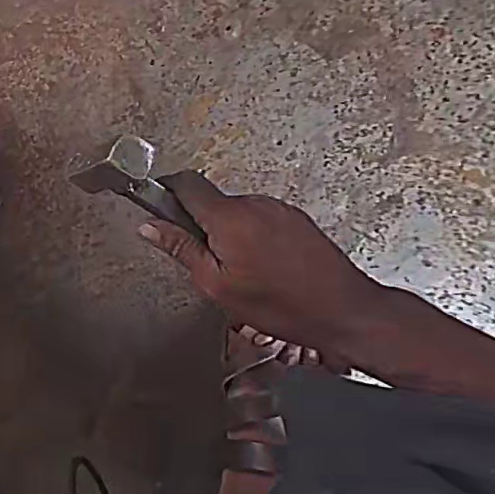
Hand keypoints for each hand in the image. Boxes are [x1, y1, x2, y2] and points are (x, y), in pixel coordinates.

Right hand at [137, 172, 387, 355]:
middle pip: (212, 200)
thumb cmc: (283, 305)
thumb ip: (181, 249)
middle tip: (206, 260)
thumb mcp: (217, 285)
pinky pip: (260, 217)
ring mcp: (277, 209)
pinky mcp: (294, 218)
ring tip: (242, 270)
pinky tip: (264, 267)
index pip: (186, 183)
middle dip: (201, 224)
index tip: (158, 202)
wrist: (343, 310)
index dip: (166, 189)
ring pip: (236, 211)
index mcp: (229, 218)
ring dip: (229, 232)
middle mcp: (254, 204)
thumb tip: (151, 227)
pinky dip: (252, 235)